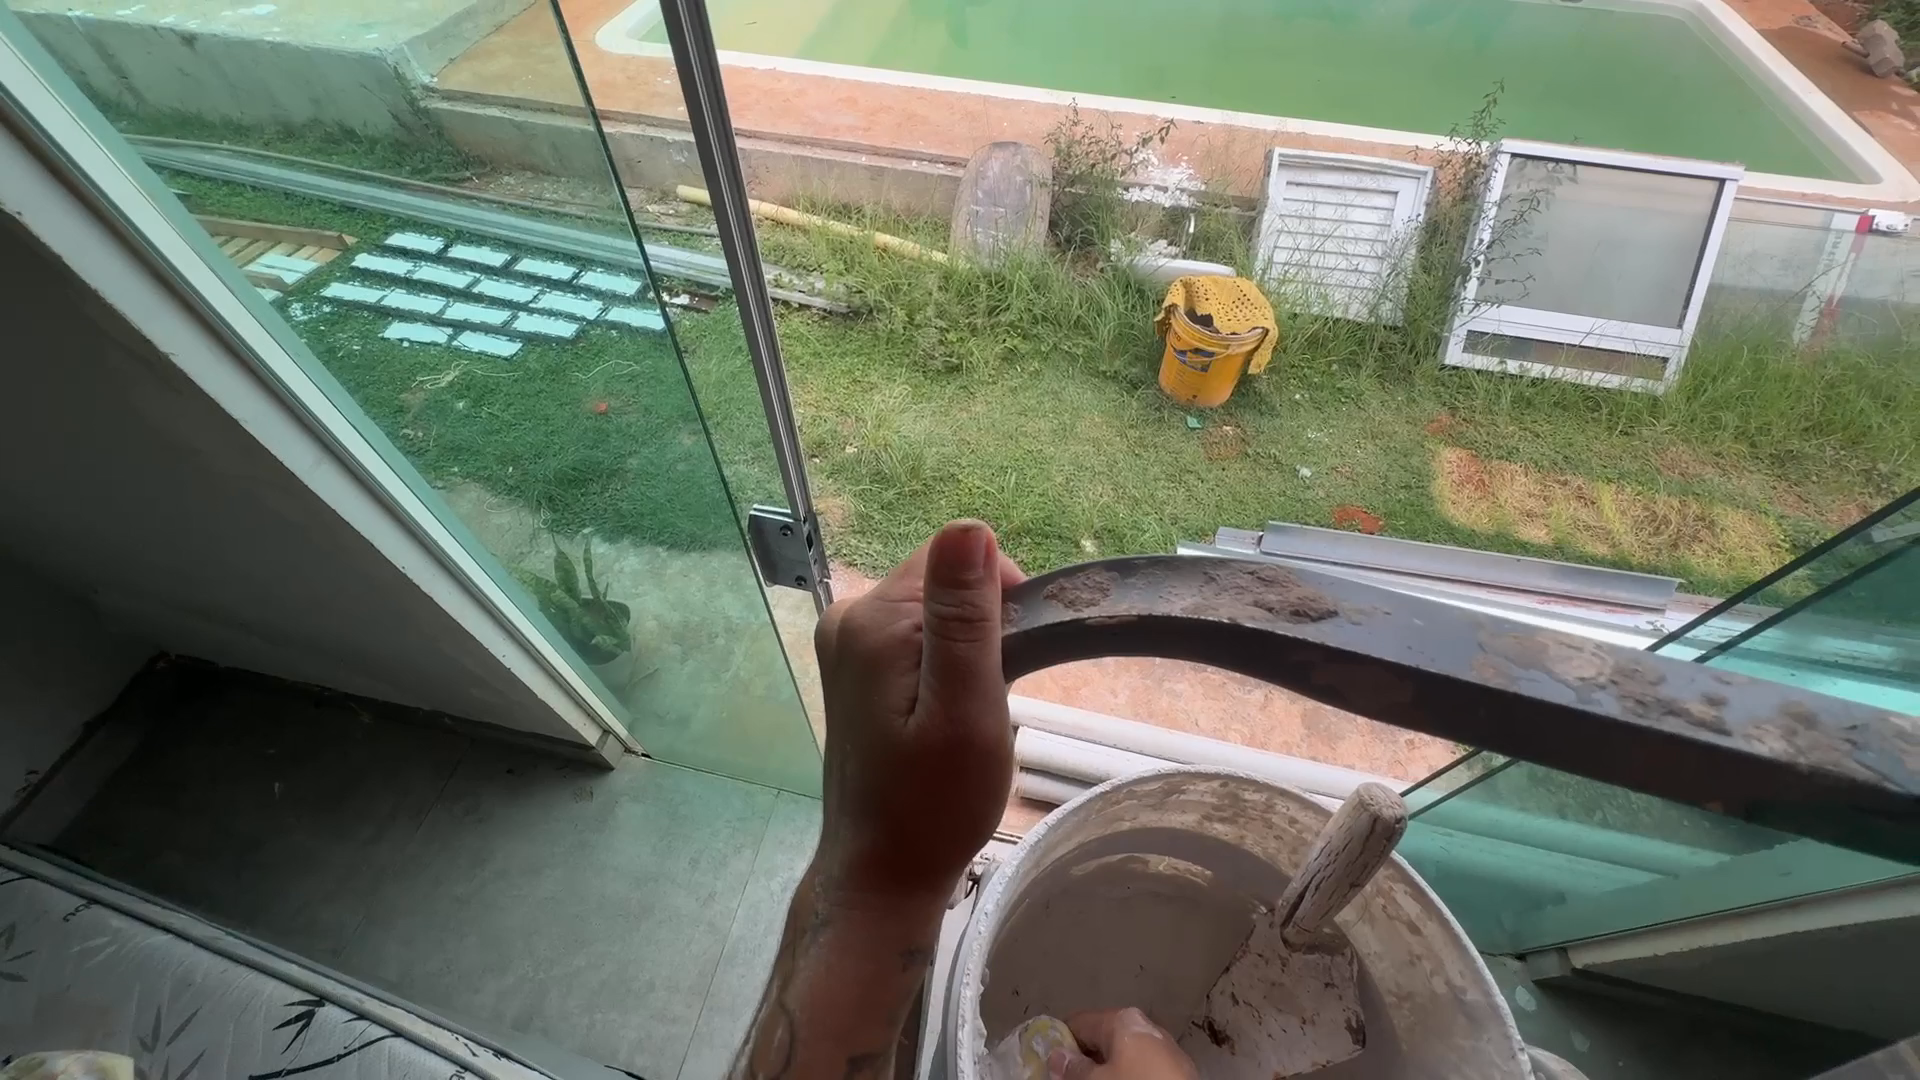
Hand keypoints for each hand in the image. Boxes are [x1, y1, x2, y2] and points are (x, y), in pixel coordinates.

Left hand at [812, 520, 1025, 906]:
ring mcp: (845, 643)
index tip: (1009, 660)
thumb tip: (970, 526)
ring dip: (965, 647)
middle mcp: (847, 618)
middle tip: (986, 698)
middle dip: (981, 626)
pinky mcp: (853, 666)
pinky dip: (942, 661)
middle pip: (942, 582)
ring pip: (933, 608)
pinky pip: (915, 634)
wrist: (880, 873)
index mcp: (873, 620)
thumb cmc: (934, 804)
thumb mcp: (965, 709)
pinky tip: (942, 713)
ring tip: (965, 711)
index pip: (956, 558)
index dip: (999, 599)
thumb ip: (964, 617)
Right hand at [1051, 1009, 1198, 1079]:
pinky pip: (1144, 1068)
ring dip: (1108, 1069)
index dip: (1060, 1040)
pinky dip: (1130, 1075)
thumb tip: (1056, 1056)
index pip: (1079, 1022)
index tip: (1048, 1060)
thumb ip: (1074, 1068)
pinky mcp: (1181, 1074)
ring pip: (1126, 1055)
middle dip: (1085, 1058)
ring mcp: (1167, 1050)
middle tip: (1069, 1078)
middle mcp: (1146, 1026)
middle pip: (1104, 1038)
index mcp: (1123, 1018)